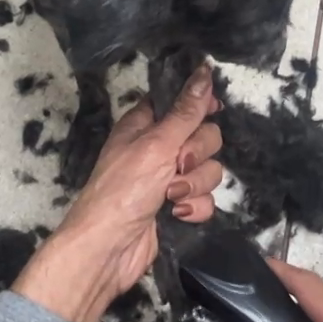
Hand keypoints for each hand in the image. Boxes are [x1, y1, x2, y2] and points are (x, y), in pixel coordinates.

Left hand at [13, 65, 223, 321]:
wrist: (108, 249)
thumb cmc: (123, 190)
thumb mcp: (156, 145)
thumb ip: (186, 112)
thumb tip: (205, 72)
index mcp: (146, 124)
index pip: (181, 101)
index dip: (199, 105)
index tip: (214, 109)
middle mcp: (159, 148)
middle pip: (204, 135)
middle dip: (197, 153)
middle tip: (177, 164)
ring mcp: (169, 178)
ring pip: (209, 169)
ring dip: (195, 184)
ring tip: (172, 197)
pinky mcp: (178, 206)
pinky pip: (206, 198)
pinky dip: (195, 207)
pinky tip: (177, 214)